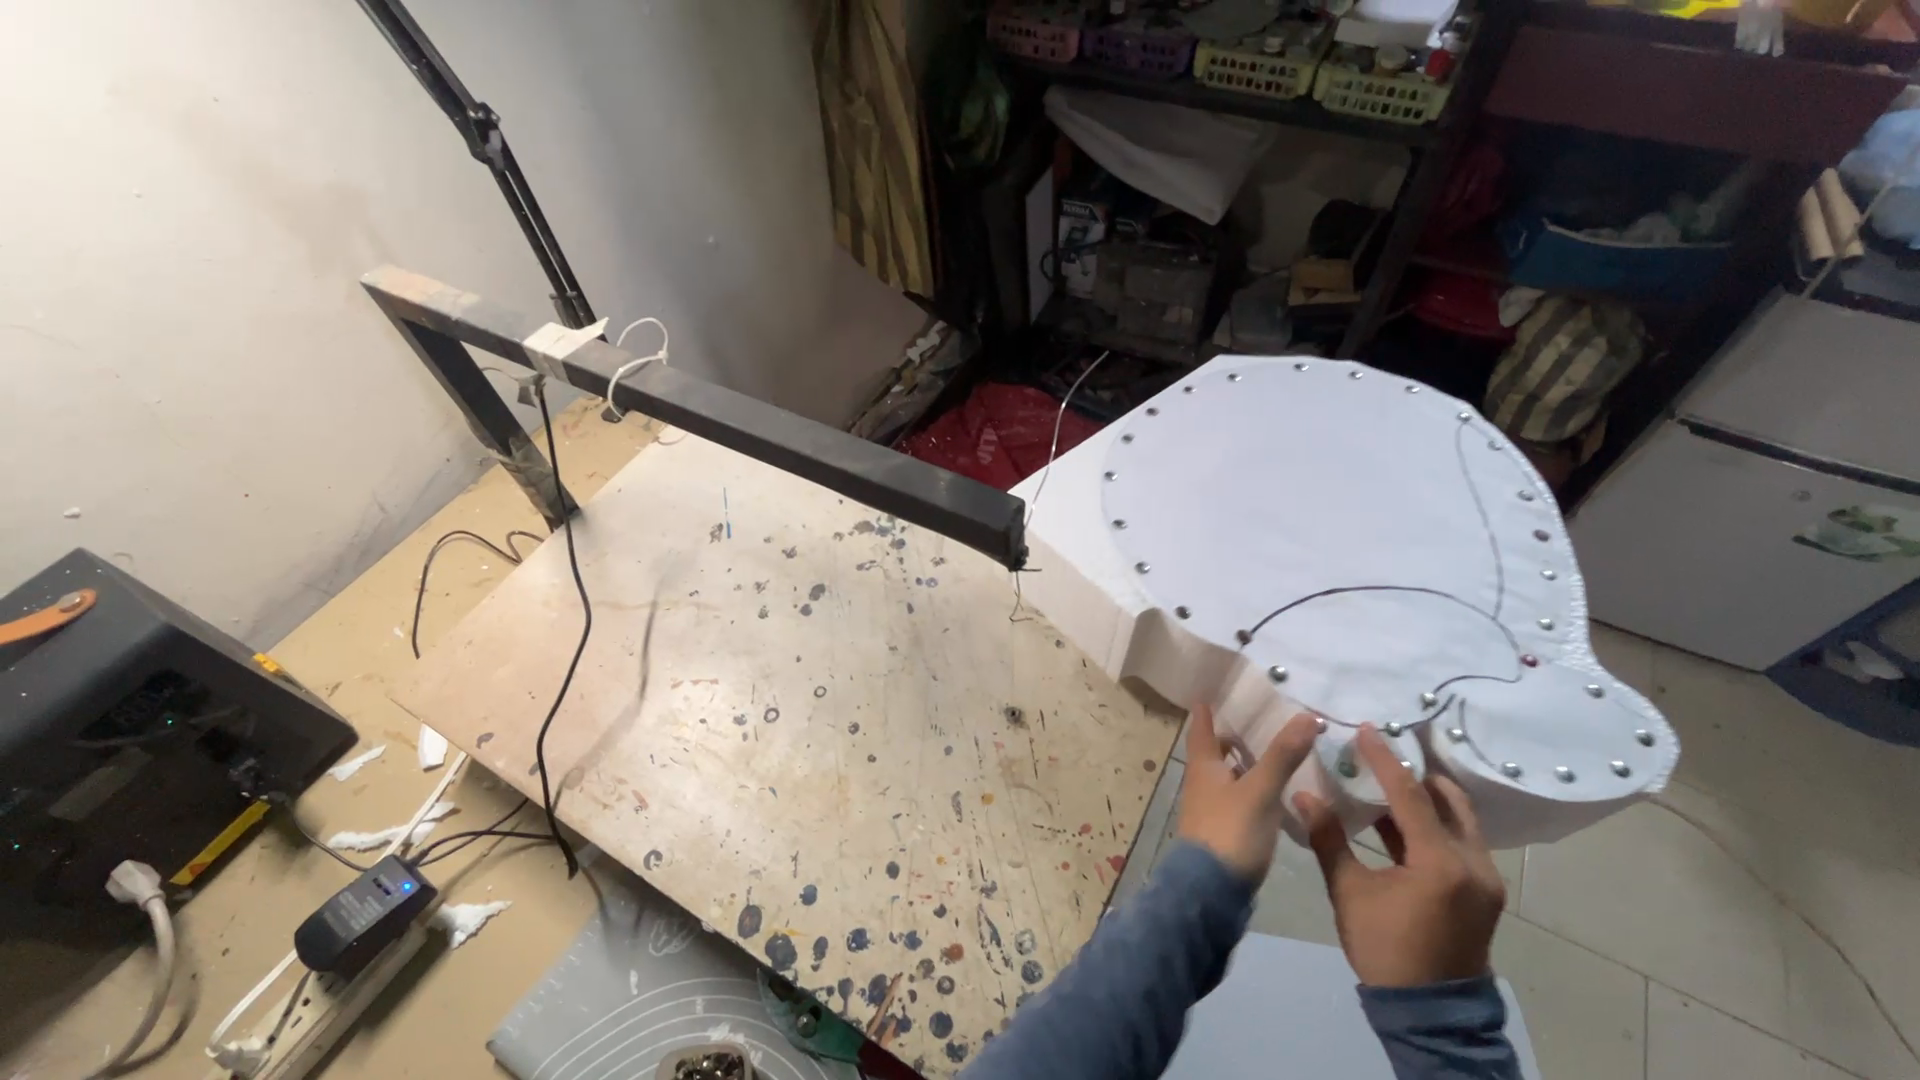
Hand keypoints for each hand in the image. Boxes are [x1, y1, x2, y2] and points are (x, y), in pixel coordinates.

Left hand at [1175, 703, 1318, 882]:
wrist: (1210, 892)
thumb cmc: (1230, 831)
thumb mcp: (1259, 791)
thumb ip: (1282, 755)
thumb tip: (1306, 716)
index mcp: (1203, 766)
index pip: (1202, 728)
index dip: (1206, 710)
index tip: (1210, 692)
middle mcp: (1202, 783)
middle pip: (1214, 753)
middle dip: (1231, 737)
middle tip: (1258, 722)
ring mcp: (1211, 809)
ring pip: (1227, 777)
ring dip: (1246, 764)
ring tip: (1276, 754)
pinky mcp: (1224, 832)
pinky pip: (1239, 800)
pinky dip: (1254, 790)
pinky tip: (1278, 794)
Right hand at [1293, 725, 1505, 987]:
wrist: (1431, 1011)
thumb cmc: (1385, 949)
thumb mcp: (1349, 892)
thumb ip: (1329, 839)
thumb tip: (1303, 796)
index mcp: (1440, 863)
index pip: (1410, 795)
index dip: (1385, 760)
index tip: (1366, 731)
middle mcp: (1473, 863)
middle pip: (1448, 800)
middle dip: (1414, 774)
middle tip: (1381, 754)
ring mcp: (1485, 878)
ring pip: (1459, 819)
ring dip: (1425, 799)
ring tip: (1387, 783)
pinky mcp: (1484, 890)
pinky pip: (1460, 840)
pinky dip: (1433, 824)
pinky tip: (1400, 822)